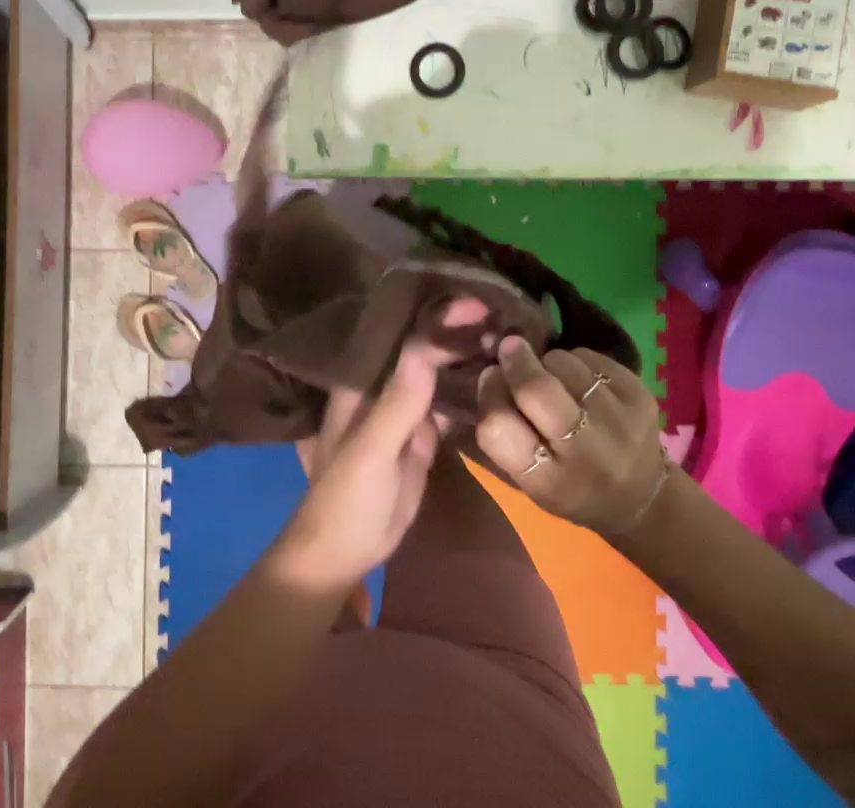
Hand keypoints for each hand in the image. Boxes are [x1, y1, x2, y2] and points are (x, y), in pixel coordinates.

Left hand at [271, 311, 475, 591]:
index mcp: (359, 385)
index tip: (475, 303)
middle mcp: (380, 389)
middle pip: (419, 350)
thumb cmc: (347, 498)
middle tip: (502, 315)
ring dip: (465, 356)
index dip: (434, 318)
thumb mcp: (372, 449)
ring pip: (435, 374)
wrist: (346, 551)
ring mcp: (402, 412)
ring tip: (507, 336)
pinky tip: (497, 377)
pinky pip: (446, 405)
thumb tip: (426, 346)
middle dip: (455, 331)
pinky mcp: (420, 438)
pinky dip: (469, 391)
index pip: (398, 338)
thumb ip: (398, 401)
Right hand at [474, 335, 668, 534]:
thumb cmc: (570, 488)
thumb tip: (490, 371)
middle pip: (537, 390)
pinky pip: (590, 358)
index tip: (489, 377)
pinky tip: (579, 381)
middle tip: (509, 349)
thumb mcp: (528, 481)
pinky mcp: (640, 395)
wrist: (641, 497)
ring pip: (563, 364)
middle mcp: (585, 453)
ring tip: (552, 378)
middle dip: (517, 363)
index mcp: (547, 480)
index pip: (498, 428)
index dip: (489, 395)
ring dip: (547, 363)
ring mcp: (618, 421)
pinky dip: (576, 362)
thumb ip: (503, 433)